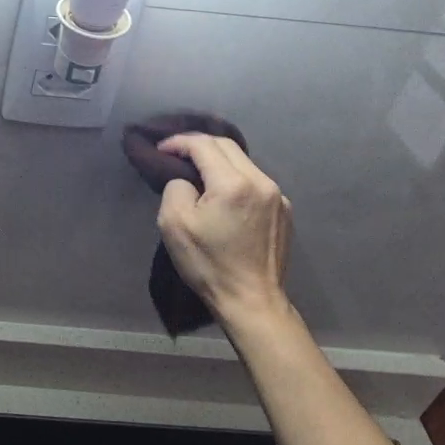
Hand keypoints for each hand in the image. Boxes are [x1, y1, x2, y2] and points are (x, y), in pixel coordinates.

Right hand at [156, 133, 293, 324]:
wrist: (252, 302)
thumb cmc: (209, 264)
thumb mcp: (174, 224)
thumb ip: (176, 187)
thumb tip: (187, 180)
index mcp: (233, 183)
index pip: (203, 145)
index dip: (178, 142)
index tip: (160, 149)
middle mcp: (261, 181)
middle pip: (226, 146)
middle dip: (198, 144)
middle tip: (175, 152)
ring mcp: (277, 196)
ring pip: (243, 162)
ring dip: (218, 160)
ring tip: (197, 171)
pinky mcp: (283, 210)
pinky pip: (255, 180)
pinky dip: (235, 177)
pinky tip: (222, 194)